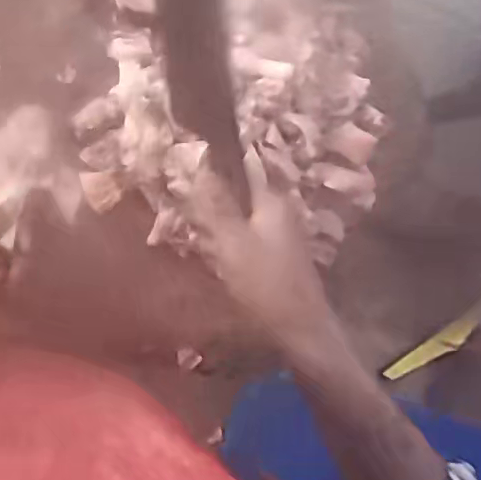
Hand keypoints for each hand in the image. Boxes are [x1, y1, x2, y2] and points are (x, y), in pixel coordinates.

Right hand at [184, 159, 343, 366]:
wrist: (301, 333)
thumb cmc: (265, 284)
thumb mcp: (232, 242)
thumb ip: (215, 203)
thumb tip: (199, 160)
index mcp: (272, 200)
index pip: (245, 161)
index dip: (218, 153)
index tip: (191, 146)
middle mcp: (279, 209)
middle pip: (239, 185)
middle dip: (211, 184)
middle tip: (180, 183)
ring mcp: (279, 232)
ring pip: (239, 208)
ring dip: (215, 208)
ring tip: (186, 208)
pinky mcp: (274, 253)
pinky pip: (243, 229)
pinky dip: (224, 229)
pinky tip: (206, 240)